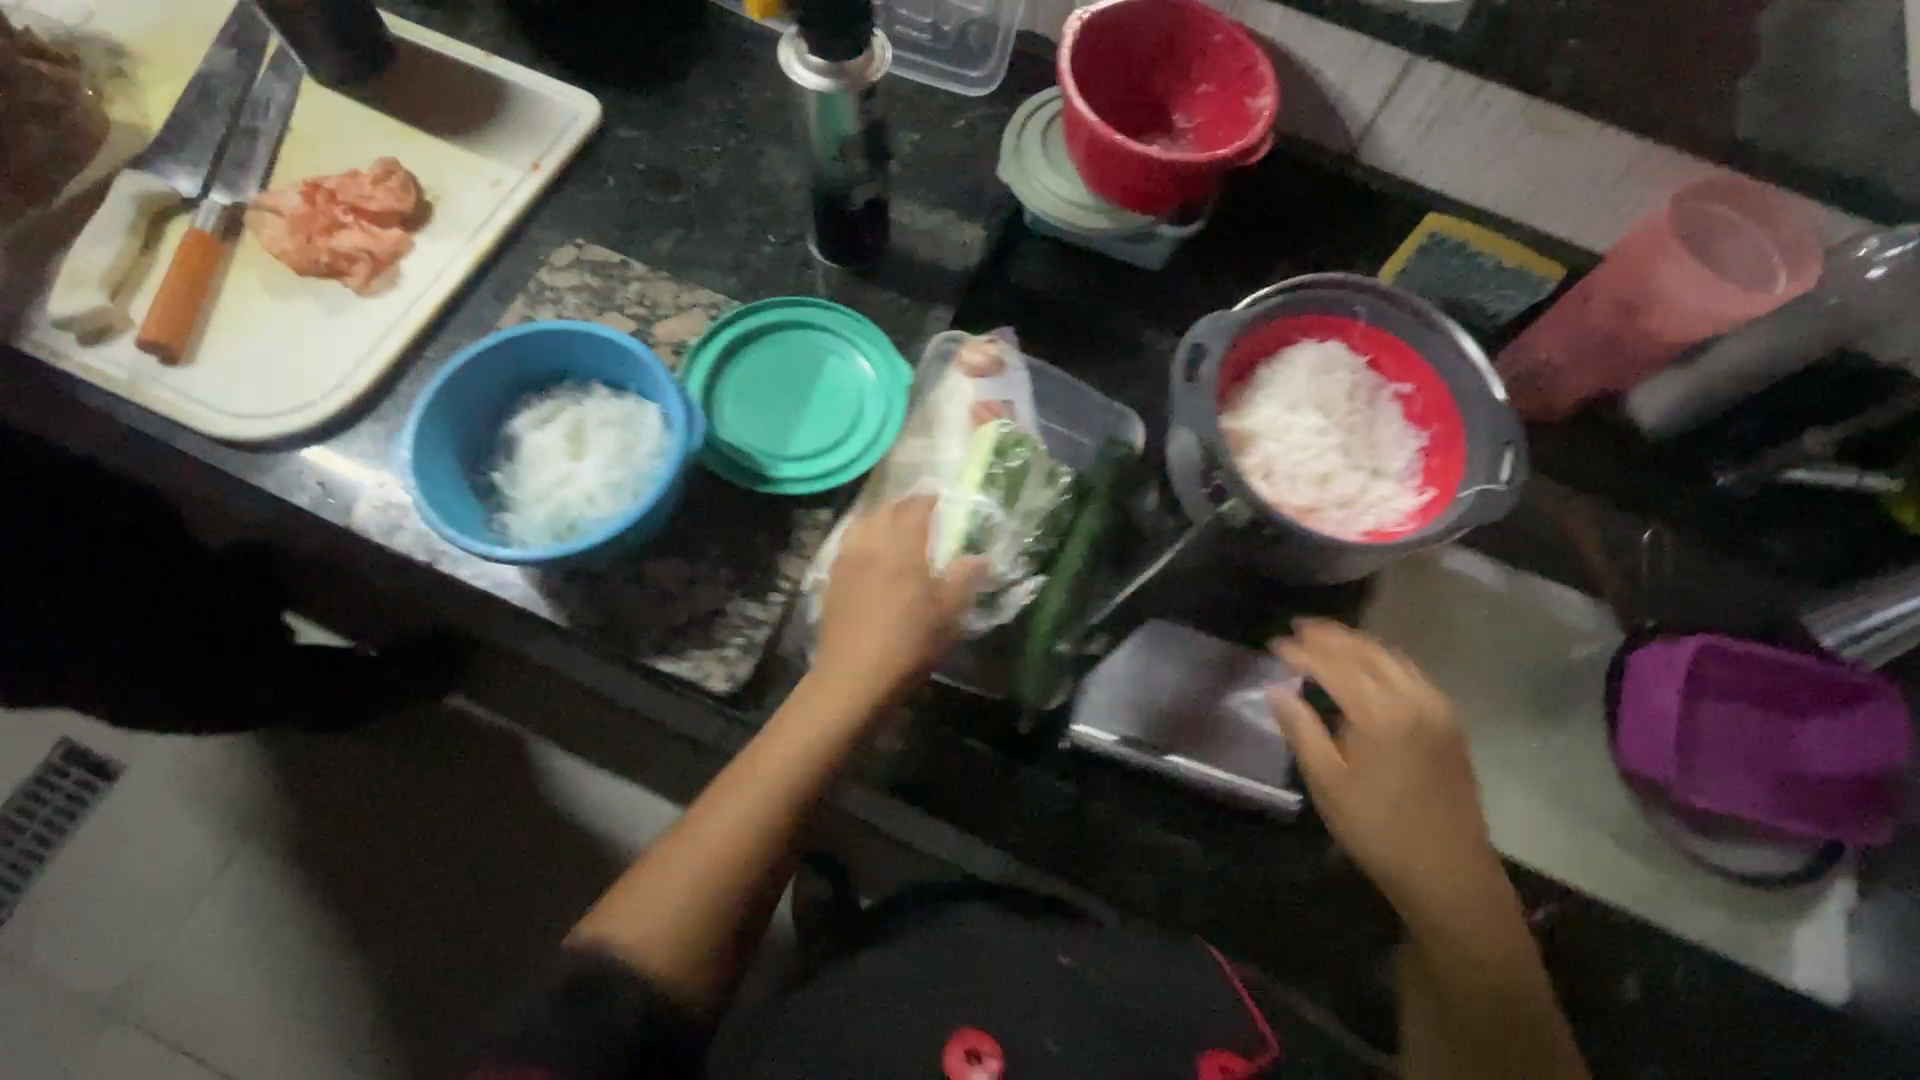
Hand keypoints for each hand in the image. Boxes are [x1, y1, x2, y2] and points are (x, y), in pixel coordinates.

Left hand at [815, 496, 984, 705]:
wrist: (853, 677)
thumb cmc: (908, 644)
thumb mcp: (947, 615)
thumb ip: (963, 579)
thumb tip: (981, 556)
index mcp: (903, 549)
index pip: (913, 510)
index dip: (925, 500)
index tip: (936, 497)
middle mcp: (871, 547)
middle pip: (883, 512)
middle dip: (901, 506)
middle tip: (916, 509)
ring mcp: (846, 563)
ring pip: (859, 525)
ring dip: (876, 517)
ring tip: (888, 524)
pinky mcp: (830, 582)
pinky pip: (845, 545)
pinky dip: (859, 537)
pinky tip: (865, 551)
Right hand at [1270, 620, 1505, 922]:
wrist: (1447, 872)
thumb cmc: (1376, 830)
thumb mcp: (1326, 782)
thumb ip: (1301, 729)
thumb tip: (1276, 690)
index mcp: (1381, 713)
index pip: (1334, 666)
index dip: (1302, 653)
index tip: (1275, 645)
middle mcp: (1415, 699)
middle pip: (1367, 652)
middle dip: (1331, 637)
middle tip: (1299, 629)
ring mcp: (1438, 709)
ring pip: (1393, 658)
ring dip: (1358, 644)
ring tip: (1327, 640)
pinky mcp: (1450, 722)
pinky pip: (1411, 674)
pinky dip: (1383, 660)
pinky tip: (1366, 667)